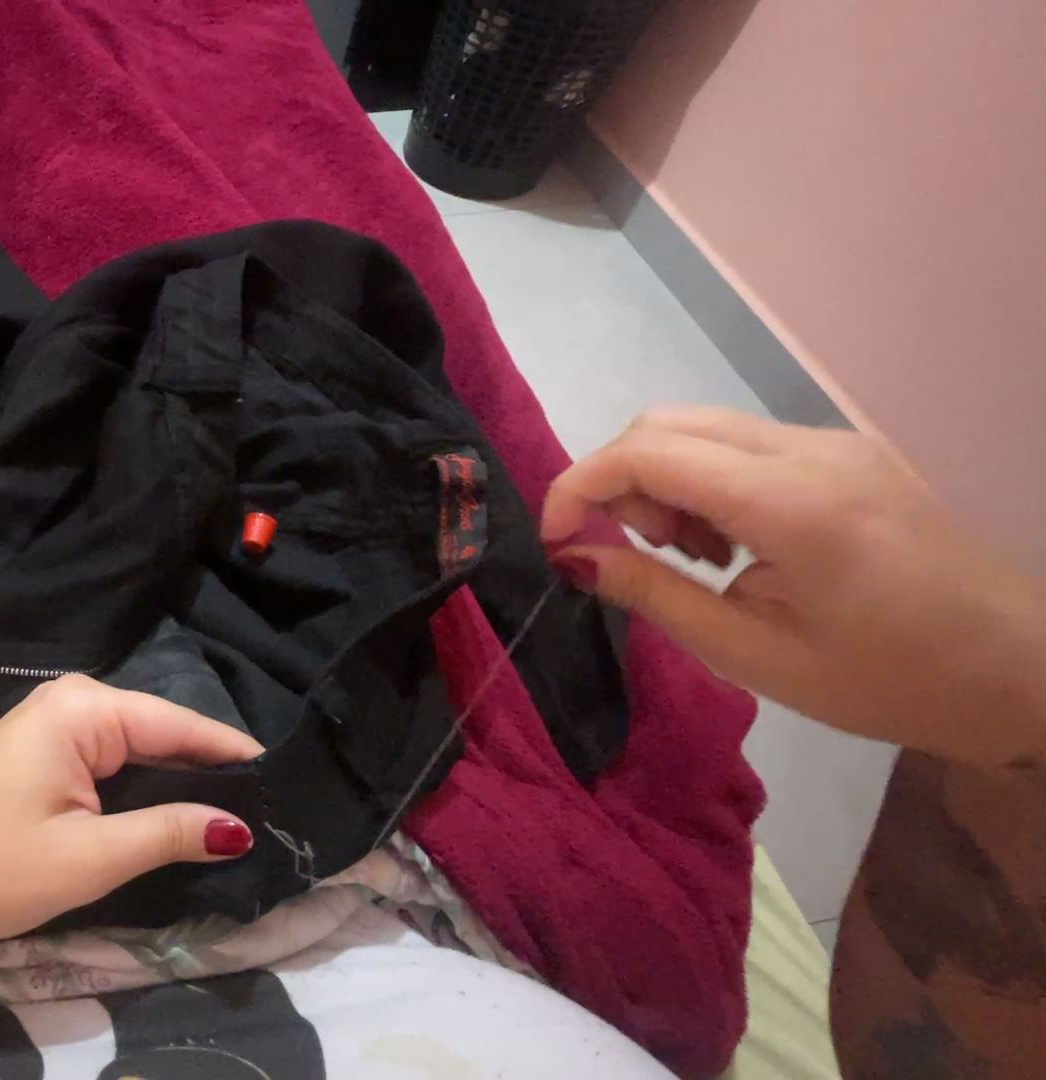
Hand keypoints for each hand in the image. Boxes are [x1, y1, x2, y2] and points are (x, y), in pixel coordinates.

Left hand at [0, 675, 264, 940]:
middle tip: (272, 806)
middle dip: (211, 769)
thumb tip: (238, 827)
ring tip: (242, 809)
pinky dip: (148, 782)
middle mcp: (73, 699)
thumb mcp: (87, 857)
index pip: (179, 725)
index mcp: (83, 709)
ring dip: (182, 779)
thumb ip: (166, 833)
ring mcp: (58, 719)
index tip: (288, 778)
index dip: (234, 754)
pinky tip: (182, 806)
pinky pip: (115, 756)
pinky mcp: (49, 745)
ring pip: (141, 745)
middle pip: (162, 731)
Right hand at [540, 407, 1045, 766]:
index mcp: (794, 503)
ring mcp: (833, 444)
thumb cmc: (886, 680)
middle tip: (629, 548)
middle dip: (615, 481)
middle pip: (662, 424)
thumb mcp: (747, 652)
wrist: (1030, 676)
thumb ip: (648, 591)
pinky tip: (724, 540)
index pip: (646, 452)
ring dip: (655, 481)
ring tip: (684, 553)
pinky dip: (695, 482)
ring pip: (695, 428)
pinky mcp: (842, 453)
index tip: (555, 540)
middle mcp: (813, 451)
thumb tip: (568, 556)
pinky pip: (734, 444)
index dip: (577, 486)